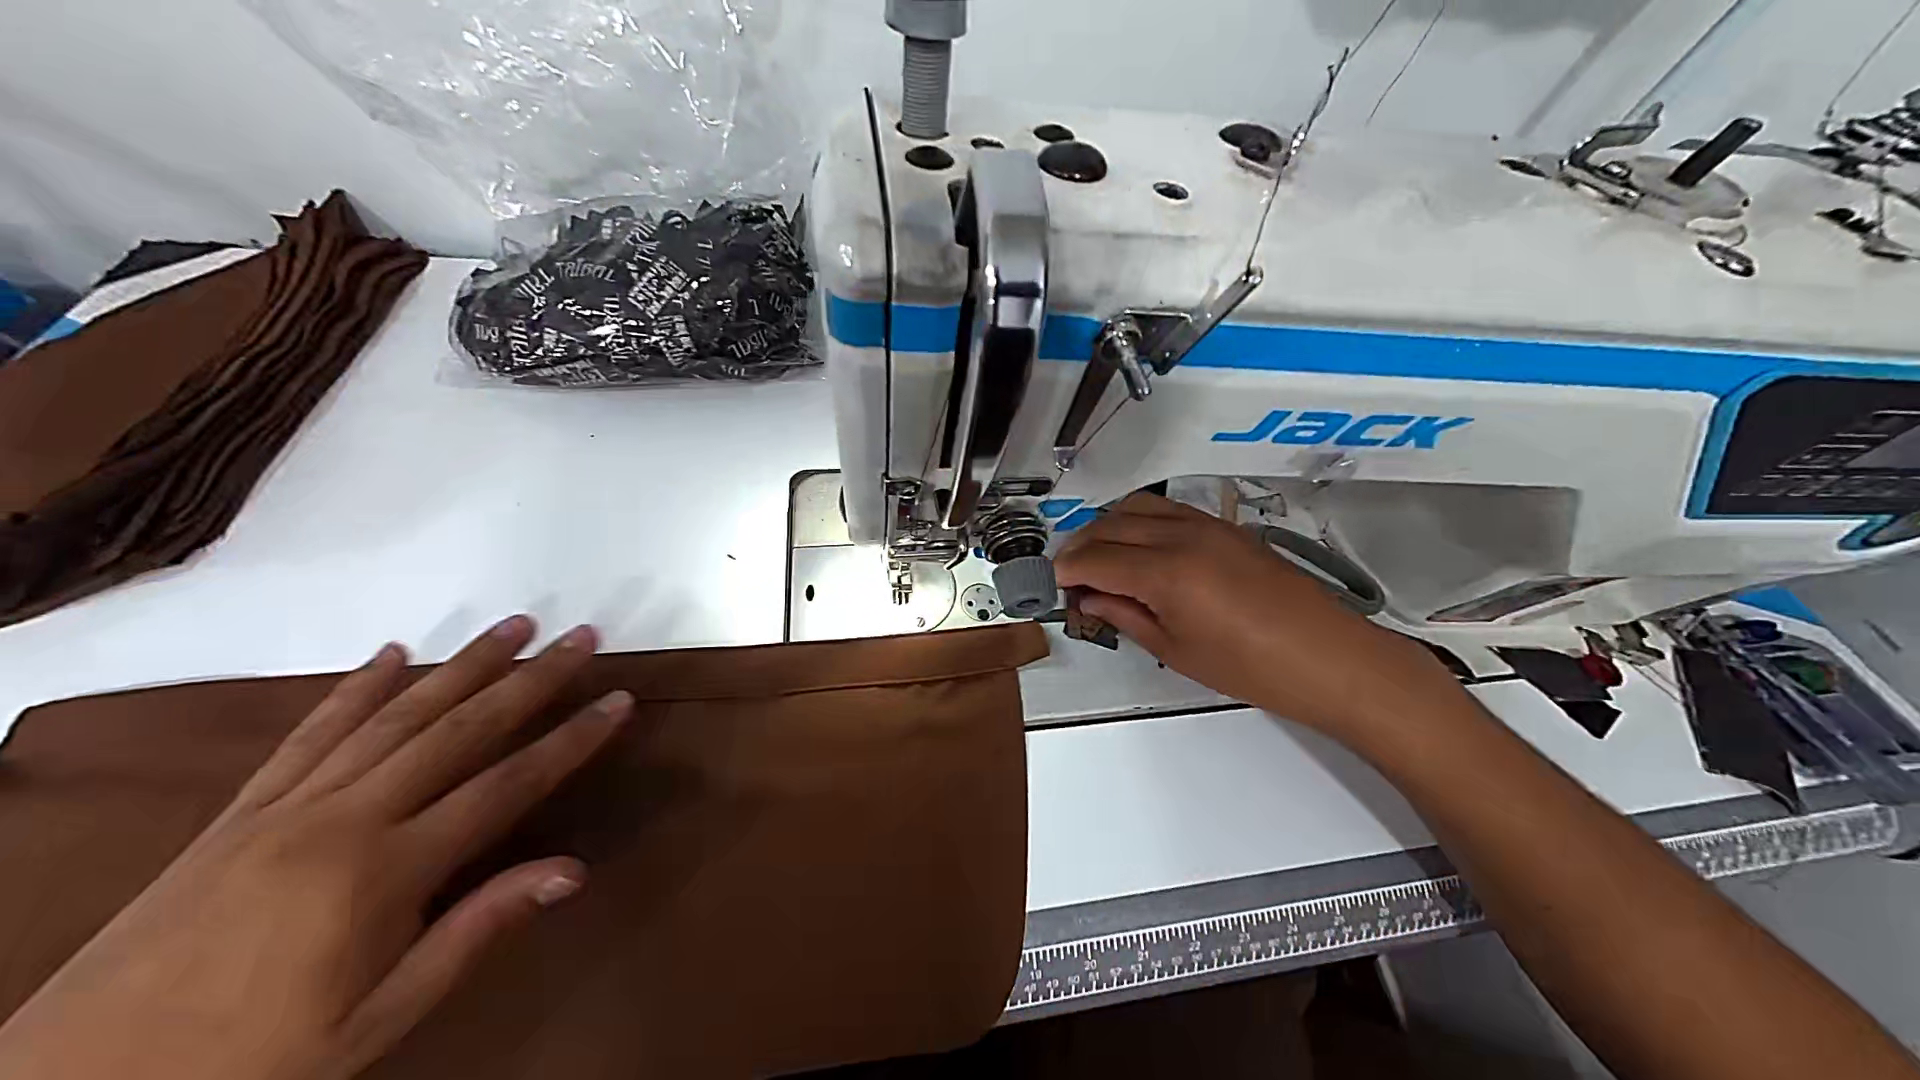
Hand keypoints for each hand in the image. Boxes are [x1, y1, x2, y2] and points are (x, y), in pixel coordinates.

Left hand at [0, 617, 629, 1079]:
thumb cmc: (251, 1063)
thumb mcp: (377, 1019)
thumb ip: (477, 931)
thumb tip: (572, 870)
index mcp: (387, 870)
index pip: (509, 784)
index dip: (572, 740)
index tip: (619, 700)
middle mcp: (346, 817)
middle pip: (461, 729)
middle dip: (530, 678)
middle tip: (580, 636)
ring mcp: (289, 804)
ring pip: (396, 714)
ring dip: (463, 664)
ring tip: (513, 626)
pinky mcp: (241, 807)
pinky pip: (312, 732)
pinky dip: (357, 686)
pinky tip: (394, 652)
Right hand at [1053, 493, 1460, 739]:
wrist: (1330, 659)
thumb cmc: (1253, 668)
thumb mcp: (1176, 651)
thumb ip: (1125, 615)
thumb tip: (1091, 597)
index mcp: (1166, 573)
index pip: (1095, 558)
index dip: (1066, 571)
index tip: (1054, 586)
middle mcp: (1182, 536)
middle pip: (1109, 525)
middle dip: (1079, 547)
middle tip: (1070, 577)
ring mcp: (1206, 525)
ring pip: (1136, 507)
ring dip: (1107, 528)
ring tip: (1099, 560)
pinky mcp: (1225, 526)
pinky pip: (1166, 510)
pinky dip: (1139, 522)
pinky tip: (1138, 551)